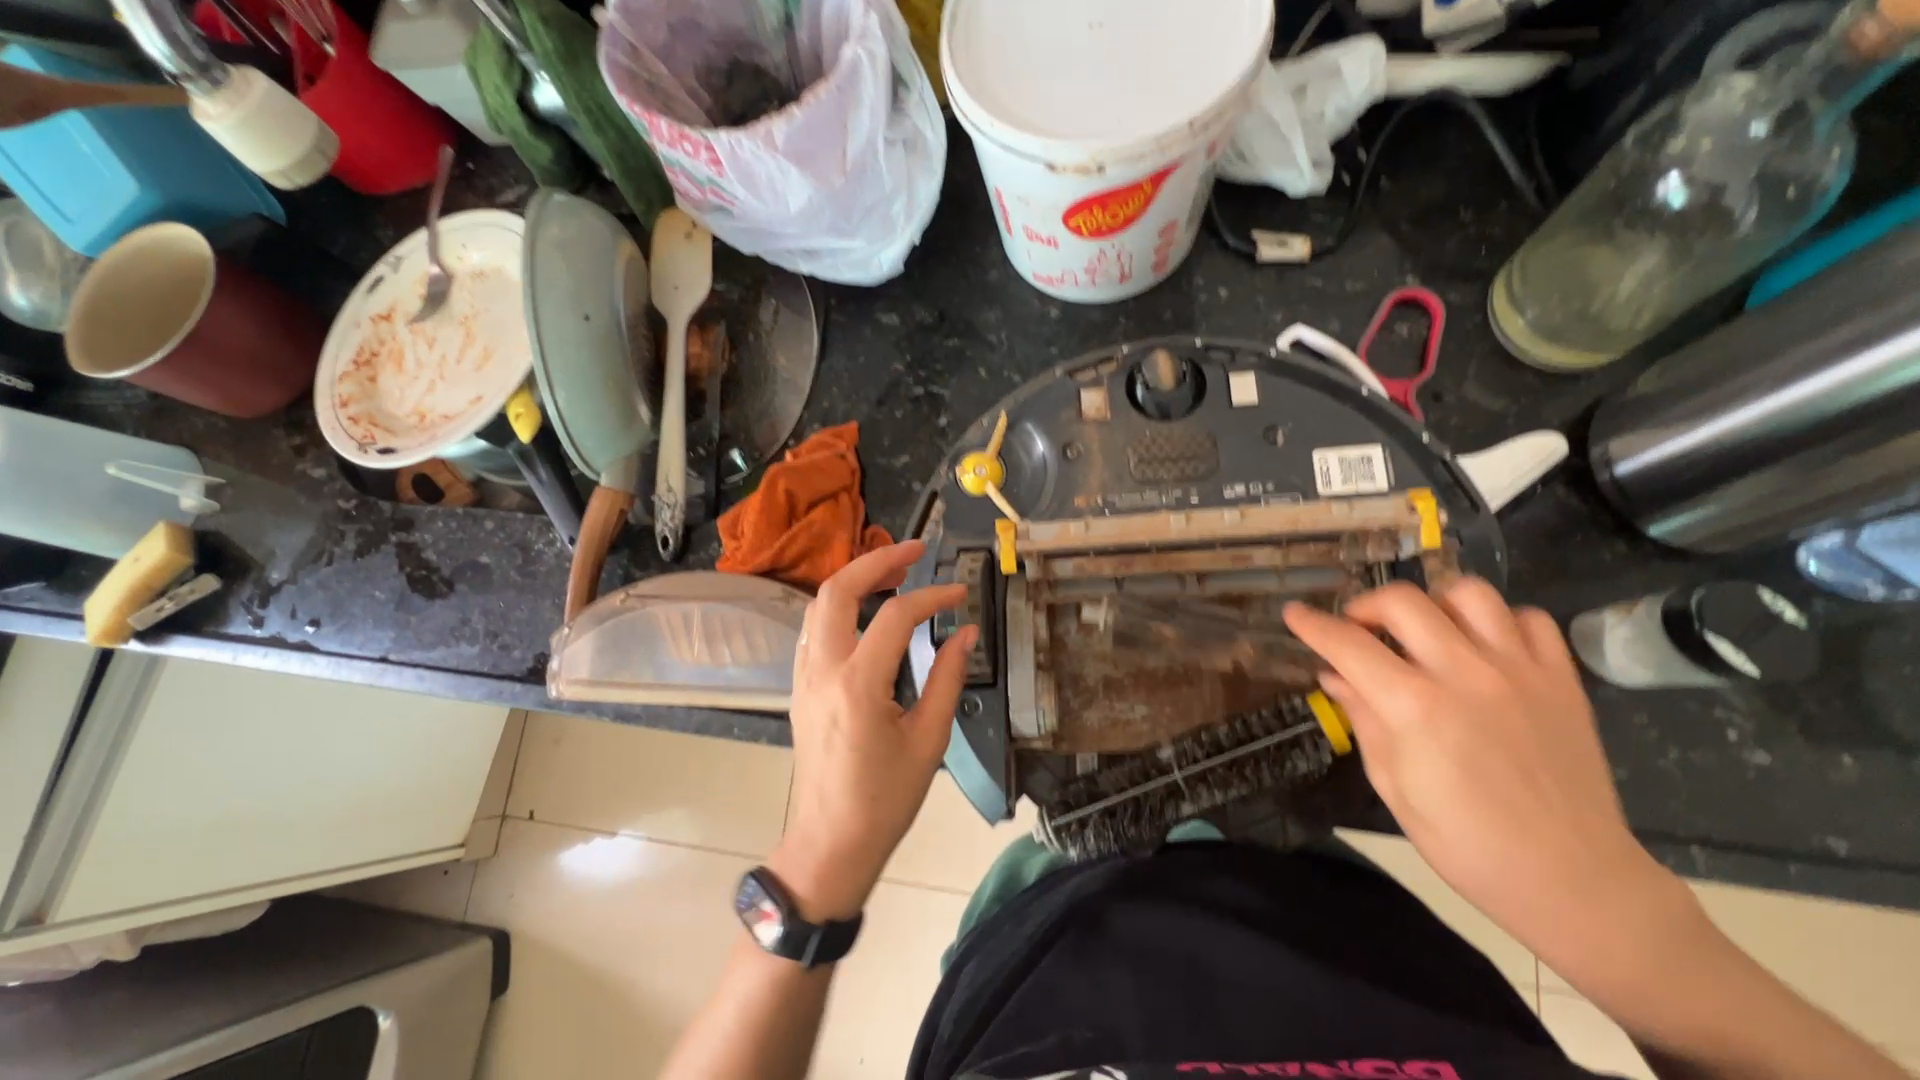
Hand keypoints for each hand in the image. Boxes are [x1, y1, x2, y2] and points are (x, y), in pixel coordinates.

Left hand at [770, 540, 976, 921]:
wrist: (831, 842)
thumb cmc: (885, 800)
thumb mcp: (929, 740)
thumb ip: (948, 678)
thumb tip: (967, 633)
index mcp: (858, 684)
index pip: (896, 615)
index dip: (932, 596)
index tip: (960, 594)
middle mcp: (822, 670)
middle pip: (838, 590)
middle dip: (876, 560)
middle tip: (914, 551)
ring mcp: (804, 678)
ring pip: (818, 606)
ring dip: (853, 580)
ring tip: (892, 572)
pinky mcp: (799, 689)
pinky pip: (813, 631)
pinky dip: (838, 608)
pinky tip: (865, 613)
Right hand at [1284, 579, 1684, 955]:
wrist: (1569, 876)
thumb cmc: (1465, 843)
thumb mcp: (1394, 787)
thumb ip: (1364, 721)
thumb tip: (1335, 677)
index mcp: (1415, 708)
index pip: (1349, 645)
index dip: (1313, 625)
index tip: (1295, 615)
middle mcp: (1466, 674)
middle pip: (1403, 602)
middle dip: (1366, 607)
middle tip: (1359, 630)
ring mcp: (1519, 671)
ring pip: (1469, 594)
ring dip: (1433, 603)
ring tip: (1425, 630)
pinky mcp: (1562, 679)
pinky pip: (1529, 620)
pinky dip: (1499, 622)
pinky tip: (1484, 647)